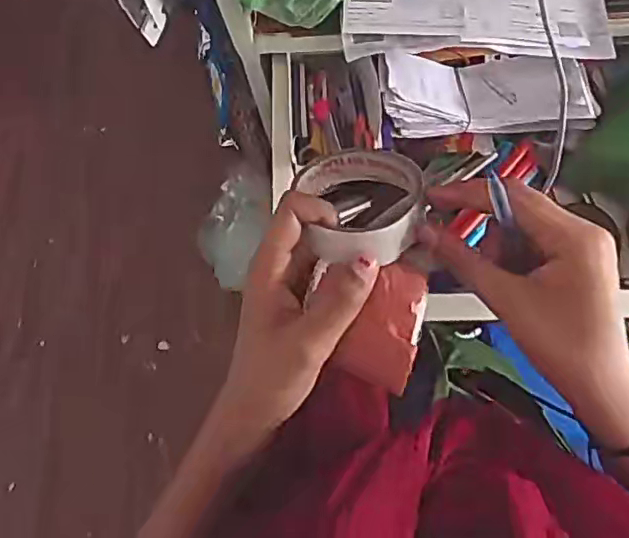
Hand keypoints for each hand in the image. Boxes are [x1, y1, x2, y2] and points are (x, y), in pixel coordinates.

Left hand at [207, 191, 376, 452]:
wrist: (251, 419)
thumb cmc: (270, 380)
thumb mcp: (309, 342)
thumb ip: (339, 301)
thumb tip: (369, 259)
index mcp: (269, 265)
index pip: (291, 210)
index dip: (321, 209)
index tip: (351, 231)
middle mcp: (276, 266)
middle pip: (308, 226)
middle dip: (342, 231)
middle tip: (375, 249)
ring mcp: (285, 283)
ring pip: (318, 250)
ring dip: (345, 254)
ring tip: (377, 266)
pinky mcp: (297, 300)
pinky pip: (322, 273)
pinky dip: (343, 274)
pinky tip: (365, 290)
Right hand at [419, 180, 628, 448]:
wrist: (603, 392)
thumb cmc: (567, 351)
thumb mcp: (507, 300)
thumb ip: (463, 260)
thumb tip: (430, 233)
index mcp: (574, 235)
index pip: (510, 195)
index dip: (467, 194)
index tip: (437, 197)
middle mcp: (584, 230)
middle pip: (517, 206)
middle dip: (483, 224)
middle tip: (449, 234)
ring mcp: (584, 243)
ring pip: (523, 224)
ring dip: (499, 244)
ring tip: (497, 279)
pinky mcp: (579, 258)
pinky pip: (535, 240)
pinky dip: (514, 255)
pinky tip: (511, 281)